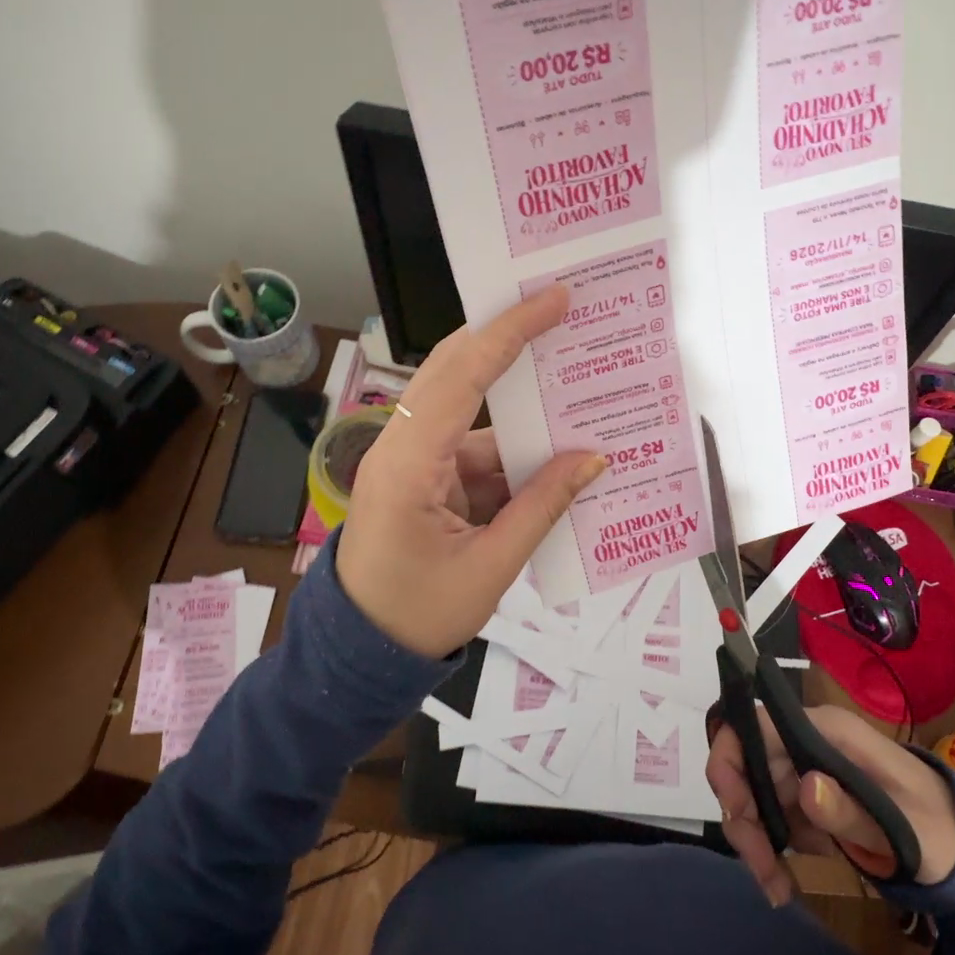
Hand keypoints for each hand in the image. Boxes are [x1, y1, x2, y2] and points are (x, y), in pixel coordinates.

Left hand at [336, 286, 606, 658]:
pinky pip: (472, 454)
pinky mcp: (421, 483)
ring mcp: (410, 464)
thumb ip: (543, 507)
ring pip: (471, 419)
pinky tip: (554, 464)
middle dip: (508, 345)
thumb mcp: (491, 567)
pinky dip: (511, 458)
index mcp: (408, 465)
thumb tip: (594, 459)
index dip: (509, 333)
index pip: (461, 377)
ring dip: (521, 418)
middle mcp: (402, 449)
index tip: (551, 299)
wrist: (361, 655)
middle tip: (560, 313)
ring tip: (577, 400)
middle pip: (457, 376)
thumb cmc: (418, 616)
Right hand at [707, 704, 954, 905]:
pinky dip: (770, 851)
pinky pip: (770, 818)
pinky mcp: (807, 797)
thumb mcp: (903, 829)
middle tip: (763, 870)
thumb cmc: (938, 829)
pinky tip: (786, 881)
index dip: (731, 760)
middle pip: (746, 766)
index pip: (755, 724)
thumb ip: (851, 811)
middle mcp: (808, 742)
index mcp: (828, 731)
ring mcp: (805, 769)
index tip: (736, 811)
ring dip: (755, 842)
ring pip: (752, 796)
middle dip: (743, 819)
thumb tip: (805, 786)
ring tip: (776, 887)